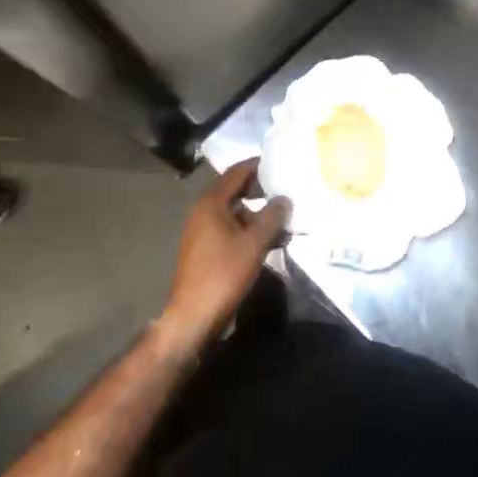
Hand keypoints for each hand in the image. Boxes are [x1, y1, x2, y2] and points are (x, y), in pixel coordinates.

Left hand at [159, 159, 291, 352]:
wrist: (193, 317)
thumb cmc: (223, 273)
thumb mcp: (254, 244)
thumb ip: (272, 217)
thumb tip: (284, 198)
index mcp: (211, 203)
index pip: (236, 173)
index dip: (256, 165)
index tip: (277, 159)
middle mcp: (202, 212)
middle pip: (234, 191)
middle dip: (259, 189)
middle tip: (284, 187)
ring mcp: (201, 232)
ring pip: (233, 213)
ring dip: (255, 214)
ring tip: (281, 218)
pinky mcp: (203, 250)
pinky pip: (229, 229)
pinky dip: (247, 229)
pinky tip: (266, 240)